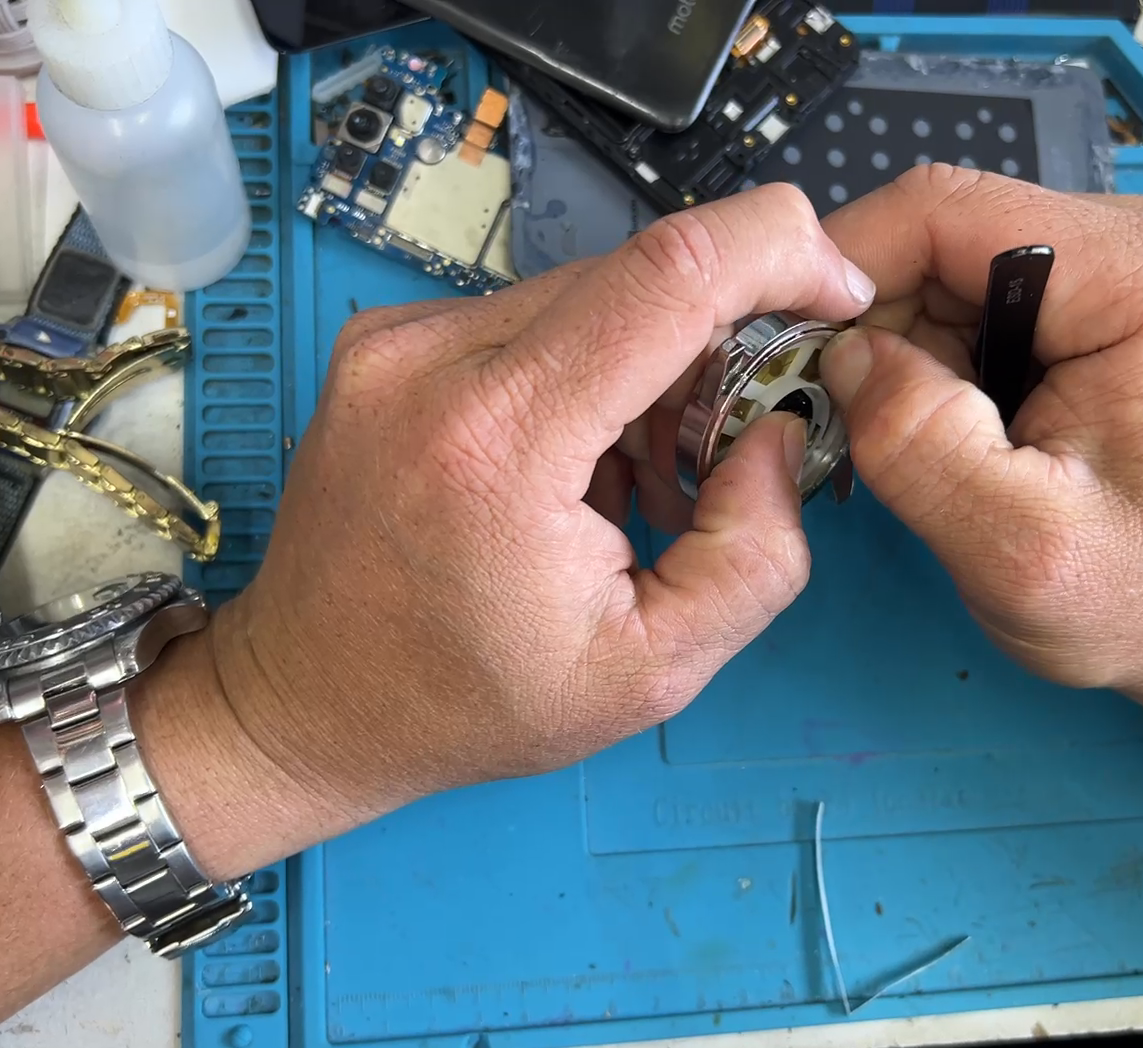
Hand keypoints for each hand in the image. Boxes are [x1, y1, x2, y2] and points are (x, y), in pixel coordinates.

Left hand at [200, 185, 875, 831]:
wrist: (308, 702)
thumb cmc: (471, 702)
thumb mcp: (651, 671)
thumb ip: (757, 555)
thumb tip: (777, 433)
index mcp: (500, 439)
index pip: (672, 270)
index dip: (782, 251)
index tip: (833, 294)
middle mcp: (432, 357)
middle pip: (639, 280)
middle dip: (720, 344)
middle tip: (727, 447)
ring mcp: (398, 340)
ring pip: (590, 298)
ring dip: (651, 368)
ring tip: (641, 478)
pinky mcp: (389, 345)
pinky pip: (533, 323)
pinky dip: (590, 375)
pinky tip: (581, 463)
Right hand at [817, 166, 1142, 695]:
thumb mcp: (1014, 544)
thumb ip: (916, 441)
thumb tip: (841, 355)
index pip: (942, 211)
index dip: (839, 272)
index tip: (785, 355)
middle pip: (941, 243)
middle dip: (871, 332)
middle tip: (846, 428)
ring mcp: (1128, 267)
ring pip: (948, 279)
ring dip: (899, 360)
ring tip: (907, 449)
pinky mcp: (1105, 306)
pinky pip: (975, 312)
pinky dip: (931, 372)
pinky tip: (945, 438)